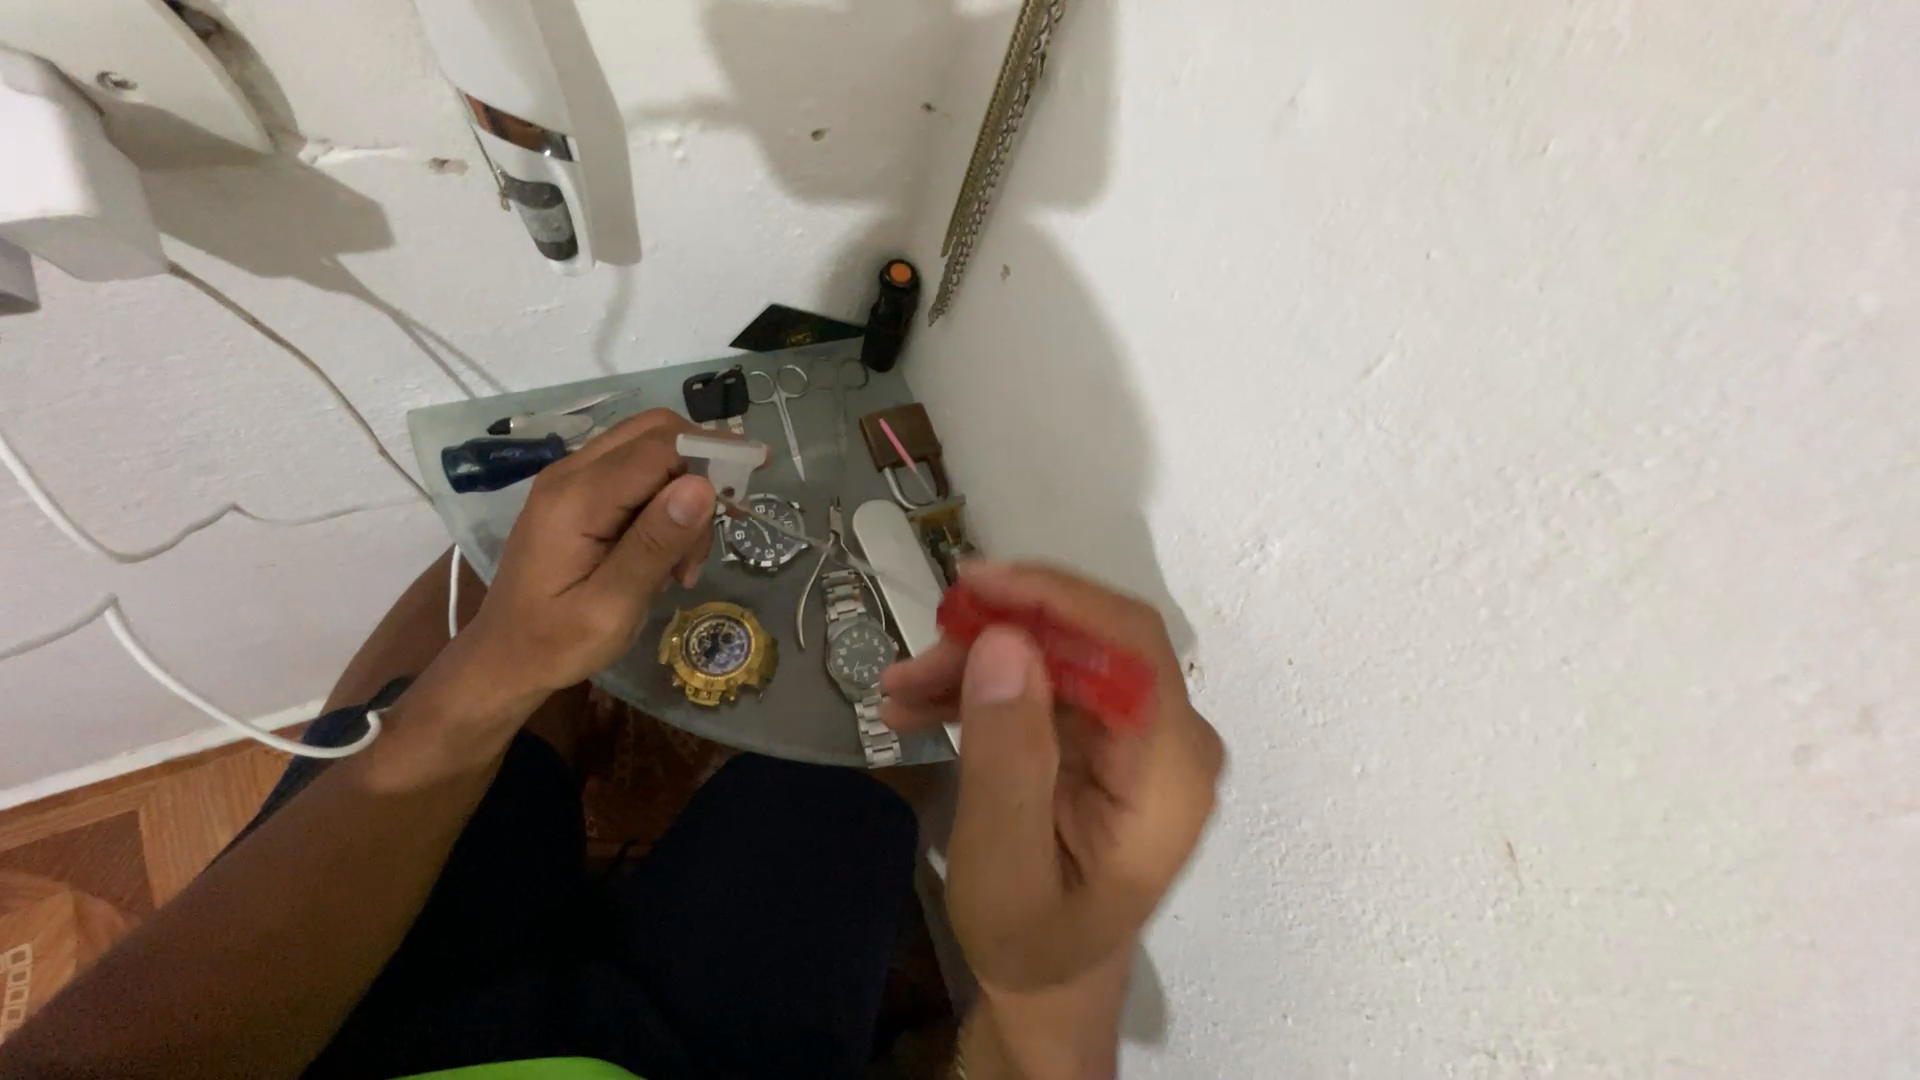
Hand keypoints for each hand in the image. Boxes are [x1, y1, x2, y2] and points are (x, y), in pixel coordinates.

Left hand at [459, 409, 718, 702]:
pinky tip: (671, 552)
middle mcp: (571, 474)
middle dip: (704, 465)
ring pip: (653, 450)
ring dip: (688, 491)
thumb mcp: (612, 607)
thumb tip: (703, 486)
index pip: (659, 448)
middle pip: (656, 432)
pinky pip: (640, 473)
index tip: (758, 472)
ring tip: (687, 561)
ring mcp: (574, 480)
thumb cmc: (557, 642)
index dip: (713, 451)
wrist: (506, 658)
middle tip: (729, 518)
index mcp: (575, 499)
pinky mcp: (582, 494)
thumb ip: (654, 545)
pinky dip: (670, 501)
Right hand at [881, 563, 1224, 994]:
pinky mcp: (1101, 731)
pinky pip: (1041, 680)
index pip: (1132, 646)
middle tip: (917, 656)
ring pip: (1055, 654)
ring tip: (900, 689)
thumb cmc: (1033, 941)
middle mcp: (1166, 736)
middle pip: (1087, 641)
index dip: (1058, 597)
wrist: (1047, 974)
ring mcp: (1134, 731)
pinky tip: (920, 702)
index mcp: (1168, 772)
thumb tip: (1002, 641)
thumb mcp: (1003, 867)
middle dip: (997, 635)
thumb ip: (1007, 759)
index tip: (976, 582)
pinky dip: (980, 682)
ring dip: (976, 659)